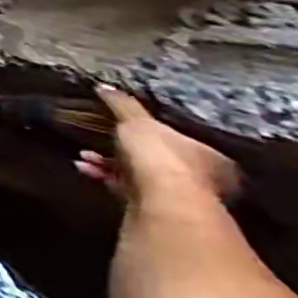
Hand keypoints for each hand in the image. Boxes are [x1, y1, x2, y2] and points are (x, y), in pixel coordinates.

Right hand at [78, 85, 240, 207]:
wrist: (164, 203)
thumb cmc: (162, 157)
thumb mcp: (137, 121)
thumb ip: (121, 104)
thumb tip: (104, 86)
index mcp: (212, 158)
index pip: (184, 140)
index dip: (151, 131)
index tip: (121, 125)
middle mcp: (204, 180)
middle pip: (158, 159)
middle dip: (122, 148)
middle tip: (98, 138)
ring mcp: (180, 199)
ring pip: (139, 174)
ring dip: (108, 163)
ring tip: (84, 155)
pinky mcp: (155, 211)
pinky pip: (125, 188)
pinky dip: (104, 176)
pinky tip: (85, 168)